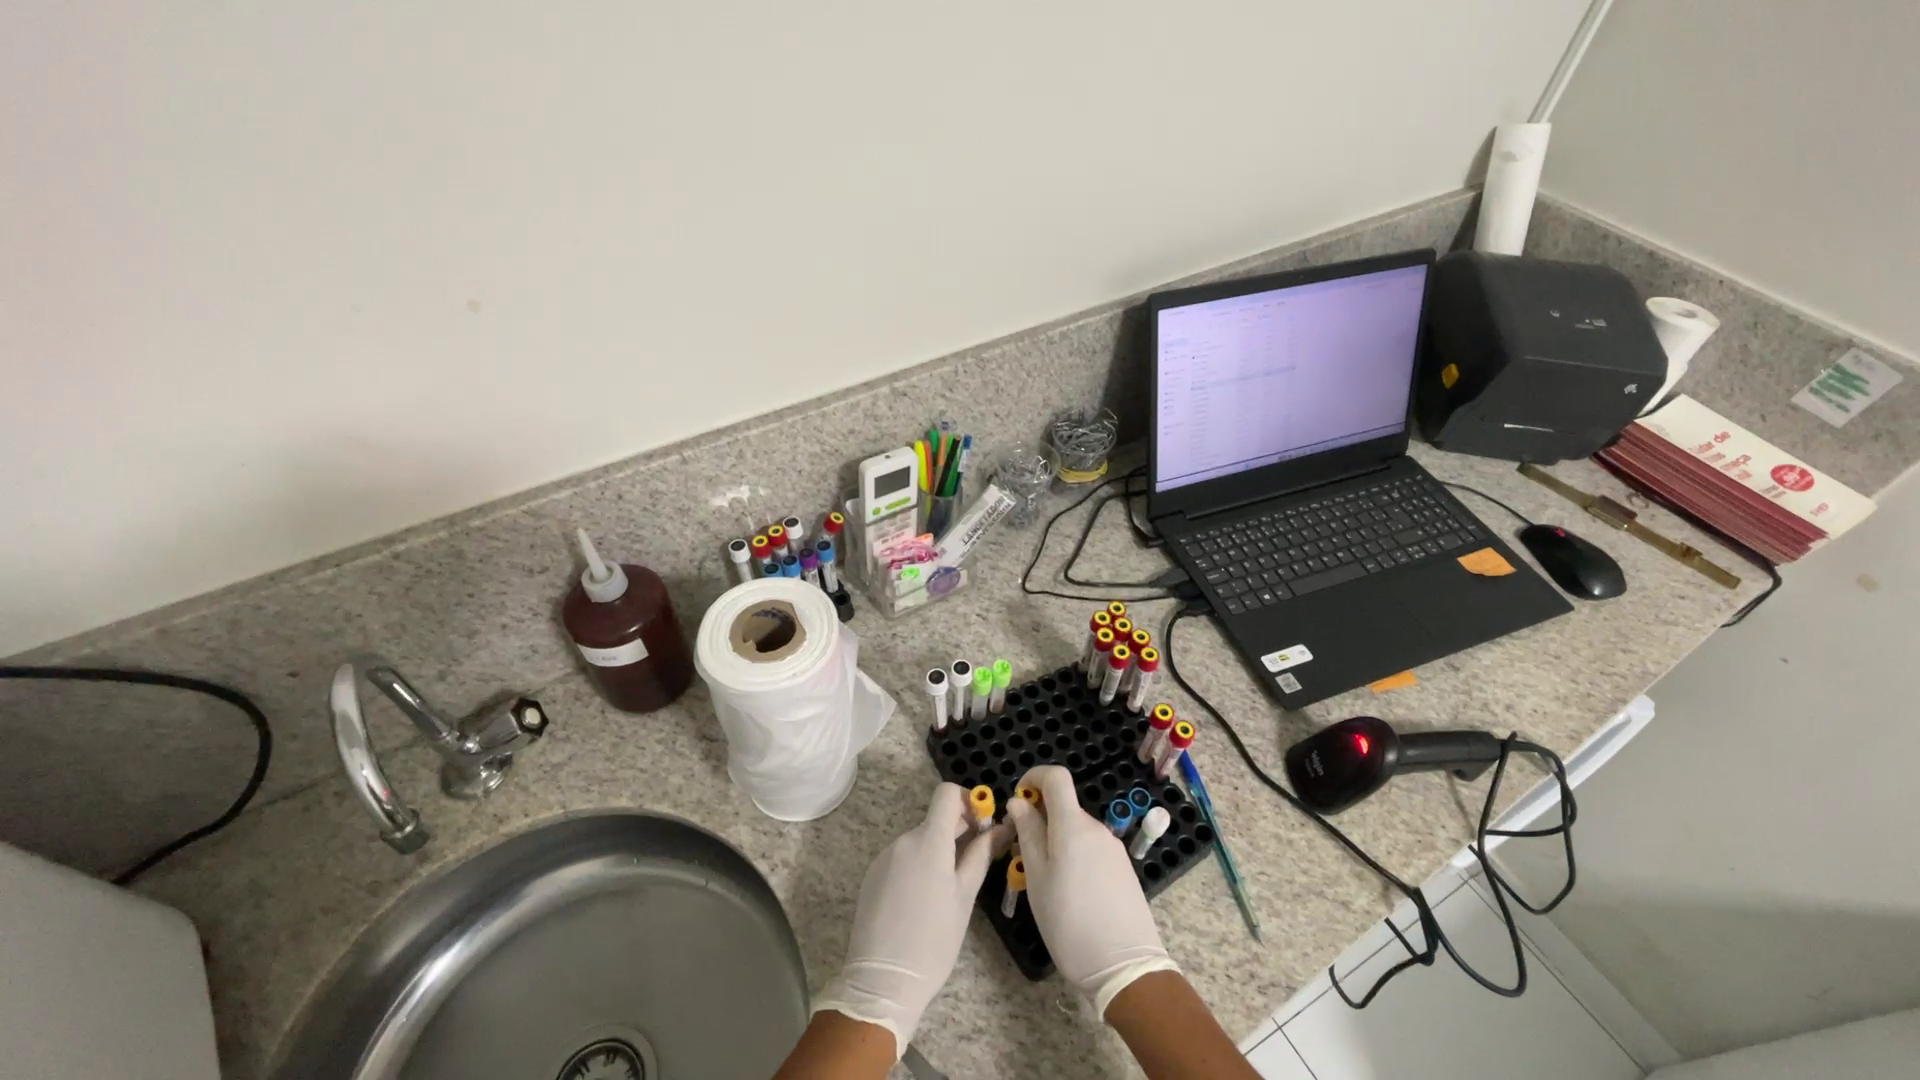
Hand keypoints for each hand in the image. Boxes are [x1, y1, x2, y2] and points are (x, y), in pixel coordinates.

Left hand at [812, 783, 1007, 1057]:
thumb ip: (980, 855)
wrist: (883, 980)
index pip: (946, 793)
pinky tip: (924, 898)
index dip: (967, 801)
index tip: (982, 825)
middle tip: (977, 858)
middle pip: (935, 819)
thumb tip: (1000, 828)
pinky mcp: (873, 874)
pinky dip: (918, 864)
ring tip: (950, 887)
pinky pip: (903, 857)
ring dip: (938, 850)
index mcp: (928, 842)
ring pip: (920, 839)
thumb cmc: (933, 941)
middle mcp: (903, 841)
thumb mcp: (964, 897)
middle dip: (958, 830)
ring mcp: (884, 857)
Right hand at [1007, 765, 1179, 1018]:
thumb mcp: (1037, 879)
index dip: (1034, 777)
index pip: (1056, 777)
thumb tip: (1019, 803)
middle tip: (1022, 854)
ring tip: (1044, 882)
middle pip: (1065, 807)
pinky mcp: (1123, 869)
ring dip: (1056, 841)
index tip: (1017, 799)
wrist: (1124, 966)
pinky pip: (1091, 849)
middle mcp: (1097, 829)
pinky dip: (1074, 856)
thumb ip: (1028, 834)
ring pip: (1077, 831)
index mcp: (1073, 826)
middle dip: (1041, 819)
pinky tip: (1070, 893)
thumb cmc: (1069, 923)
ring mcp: (1114, 849)